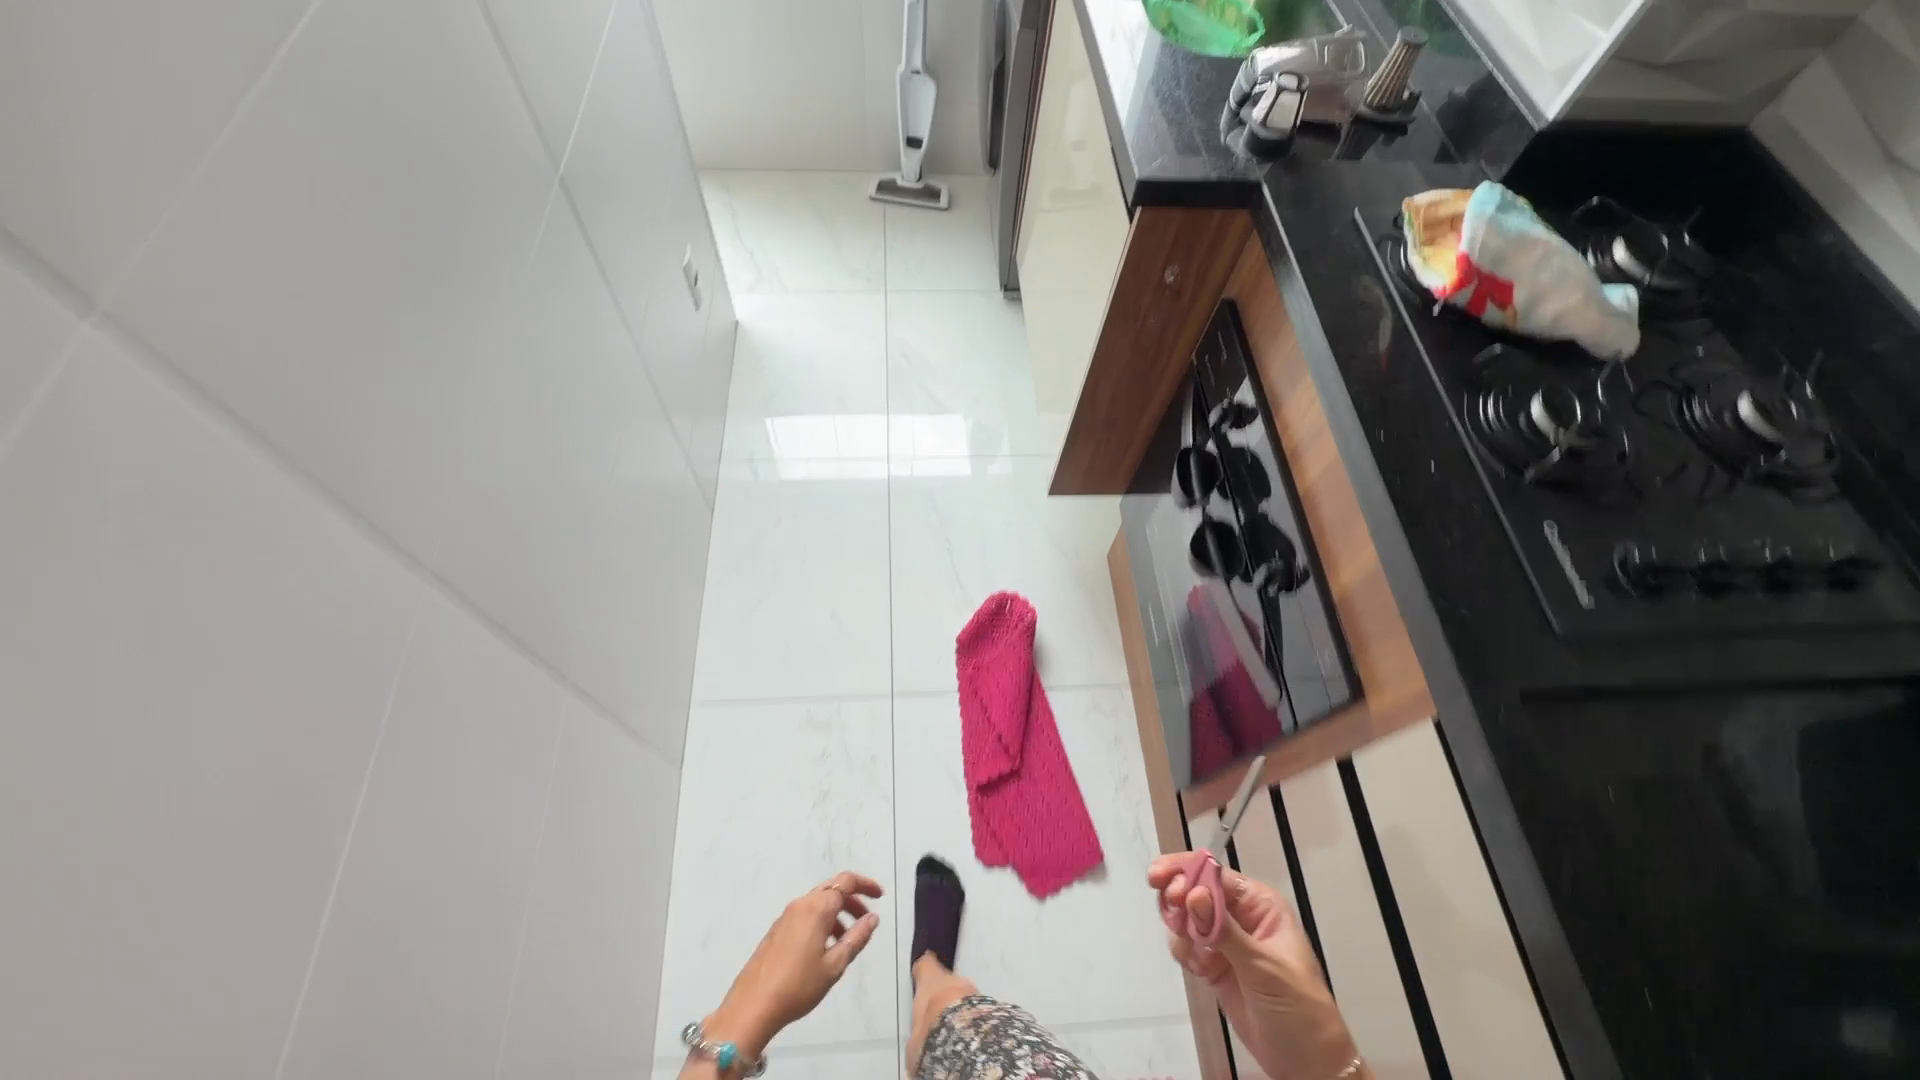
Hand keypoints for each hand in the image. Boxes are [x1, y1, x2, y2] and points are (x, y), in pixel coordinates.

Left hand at [705, 872, 883, 1059]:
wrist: (753, 1005)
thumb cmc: (799, 985)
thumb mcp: (835, 965)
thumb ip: (856, 938)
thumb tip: (873, 918)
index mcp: (817, 908)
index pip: (846, 881)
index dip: (865, 884)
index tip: (880, 896)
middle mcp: (801, 904)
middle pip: (832, 889)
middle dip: (852, 900)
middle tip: (866, 919)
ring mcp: (785, 917)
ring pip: (818, 903)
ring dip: (837, 913)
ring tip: (847, 940)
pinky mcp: (776, 930)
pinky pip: (805, 914)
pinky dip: (821, 921)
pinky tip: (825, 948)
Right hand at [1148, 855, 1365, 1079]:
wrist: (1307, 1066)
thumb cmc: (1298, 1008)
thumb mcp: (1263, 966)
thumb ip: (1223, 930)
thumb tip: (1193, 893)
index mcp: (1259, 905)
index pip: (1214, 874)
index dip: (1185, 871)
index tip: (1157, 880)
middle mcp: (1240, 916)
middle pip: (1194, 889)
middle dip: (1178, 900)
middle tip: (1176, 922)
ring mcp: (1225, 941)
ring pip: (1185, 916)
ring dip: (1181, 930)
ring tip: (1196, 957)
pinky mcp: (1213, 966)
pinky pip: (1186, 945)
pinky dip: (1184, 953)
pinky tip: (1200, 971)